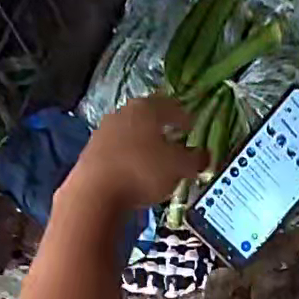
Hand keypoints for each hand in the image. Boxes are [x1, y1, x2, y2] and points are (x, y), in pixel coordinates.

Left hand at [58, 95, 205, 210]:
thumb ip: (196, 159)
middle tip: (178, 142)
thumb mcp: (179, 166)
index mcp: (146, 108)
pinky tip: (140, 171)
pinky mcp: (94, 151)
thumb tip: (205, 155)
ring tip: (160, 160)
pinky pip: (121, 150)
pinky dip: (133, 157)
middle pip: (149, 117)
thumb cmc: (143, 171)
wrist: (96, 192)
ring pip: (134, 133)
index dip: (186, 117)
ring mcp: (105, 130)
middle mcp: (123, 113)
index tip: (194, 128)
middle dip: (165, 129)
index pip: (172, 106)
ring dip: (148, 144)